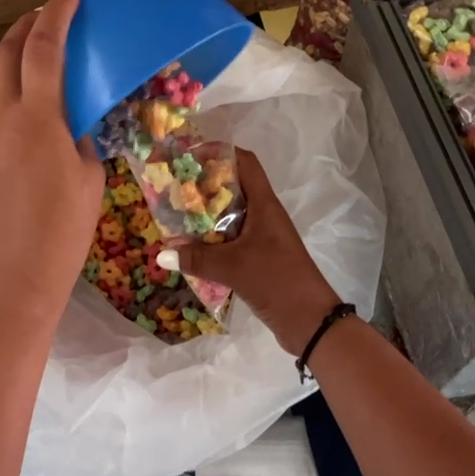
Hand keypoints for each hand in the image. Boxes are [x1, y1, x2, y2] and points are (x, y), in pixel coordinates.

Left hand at [0, 0, 105, 316]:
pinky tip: (28, 113)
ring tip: (41, 60)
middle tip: (49, 14)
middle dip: (26, 24)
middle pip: (6, 51)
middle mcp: (1, 115)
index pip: (44, 48)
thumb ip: (82, 135)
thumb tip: (76, 118)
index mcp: (37, 117)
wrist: (9, 277)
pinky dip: (10, 94)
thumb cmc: (63, 229)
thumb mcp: (90, 175)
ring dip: (15, 59)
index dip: (56, 15)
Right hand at [174, 148, 342, 354]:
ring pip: (230, 214)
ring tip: (176, 216)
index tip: (190, 156)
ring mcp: (263, 236)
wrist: (312, 323)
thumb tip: (162, 252)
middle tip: (175, 187)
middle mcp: (264, 214)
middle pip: (233, 186)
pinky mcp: (259, 257)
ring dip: (206, 214)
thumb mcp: (233, 267)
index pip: (244, 162)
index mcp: (264, 204)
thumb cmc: (277, 280)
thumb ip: (197, 258)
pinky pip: (231, 238)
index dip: (219, 152)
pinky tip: (191, 248)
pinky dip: (212, 239)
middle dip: (204, 184)